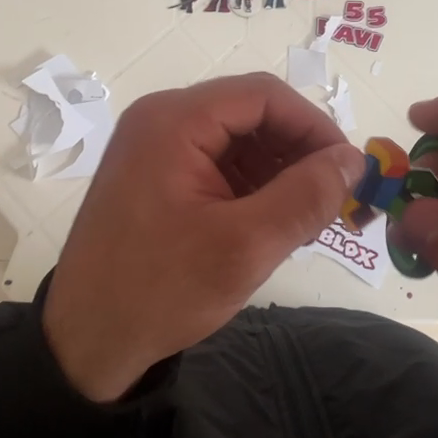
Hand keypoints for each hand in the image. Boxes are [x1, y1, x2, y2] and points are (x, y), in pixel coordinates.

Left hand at [42, 73, 365, 401]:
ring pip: (236, 139)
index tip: (348, 169)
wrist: (84, 342)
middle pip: (249, 113)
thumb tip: (353, 160)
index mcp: (174, 121)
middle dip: (297, 151)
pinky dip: (251, 186)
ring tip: (305, 221)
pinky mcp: (154, 175)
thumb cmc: (160, 289)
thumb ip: (305, 197)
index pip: (263, 96)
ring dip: (277, 172)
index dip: (313, 126)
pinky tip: (271, 224)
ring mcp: (154, 147)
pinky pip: (216, 162)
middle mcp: (161, 120)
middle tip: (332, 200)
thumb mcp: (244, 246)